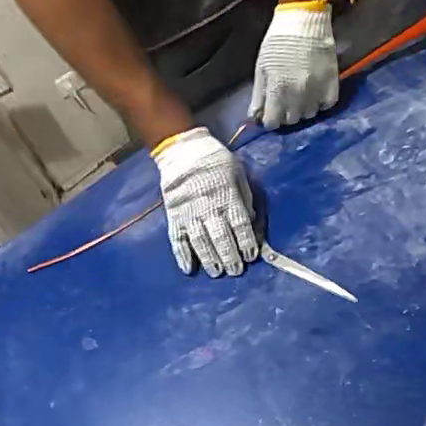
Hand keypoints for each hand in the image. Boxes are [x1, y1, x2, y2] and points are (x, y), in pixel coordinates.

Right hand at [153, 129, 258, 277]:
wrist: (183, 152)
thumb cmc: (216, 162)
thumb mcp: (238, 173)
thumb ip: (244, 198)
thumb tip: (251, 223)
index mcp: (227, 195)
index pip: (239, 223)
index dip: (246, 241)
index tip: (250, 256)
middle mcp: (208, 207)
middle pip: (220, 236)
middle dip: (229, 255)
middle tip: (235, 271)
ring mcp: (189, 214)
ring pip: (200, 241)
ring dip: (209, 259)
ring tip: (216, 272)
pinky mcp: (174, 217)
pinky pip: (177, 239)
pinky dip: (182, 255)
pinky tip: (188, 269)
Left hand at [247, 0, 339, 128]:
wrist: (304, 18)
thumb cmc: (278, 43)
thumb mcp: (262, 69)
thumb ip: (259, 95)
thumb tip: (255, 117)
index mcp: (277, 91)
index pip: (272, 123)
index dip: (270, 120)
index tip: (270, 113)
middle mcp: (297, 94)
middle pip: (291, 120)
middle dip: (286, 114)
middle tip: (285, 103)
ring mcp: (316, 88)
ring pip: (309, 114)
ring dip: (303, 109)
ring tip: (301, 97)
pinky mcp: (332, 80)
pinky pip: (328, 104)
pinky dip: (321, 103)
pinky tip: (316, 94)